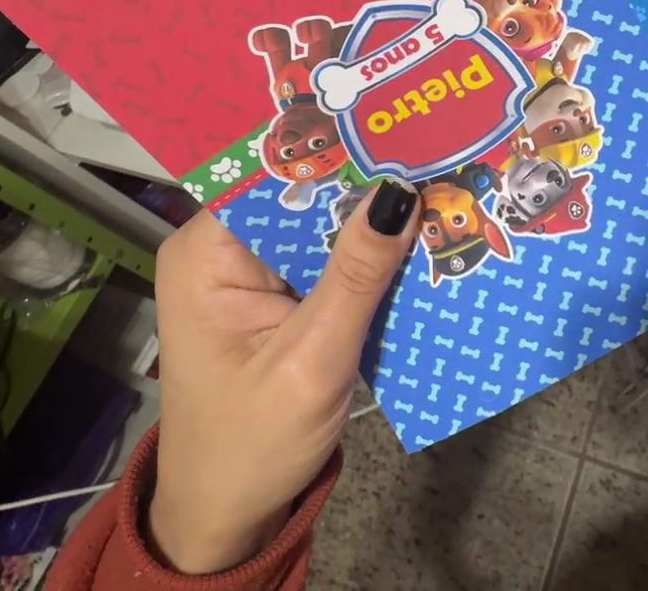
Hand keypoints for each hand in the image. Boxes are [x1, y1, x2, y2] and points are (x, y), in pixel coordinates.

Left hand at [148, 182, 417, 572]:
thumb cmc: (253, 445)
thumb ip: (357, 273)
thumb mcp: (313, 358)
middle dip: (367, 183)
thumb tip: (401, 190)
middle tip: (436, 153)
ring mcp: (252, 272)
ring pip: (323, 225)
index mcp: (207, 252)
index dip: (339, 150)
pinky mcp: (279, 295)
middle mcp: (224, 248)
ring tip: (440, 185)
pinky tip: (417, 238)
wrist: (229, 518)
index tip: (401, 129)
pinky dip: (369, 254)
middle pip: (304, 195)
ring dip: (374, 218)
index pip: (278, 176)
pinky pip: (329, 258)